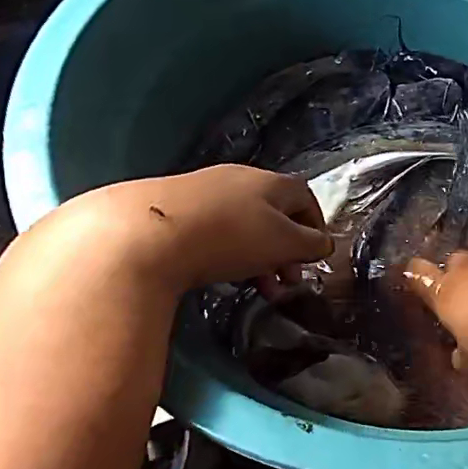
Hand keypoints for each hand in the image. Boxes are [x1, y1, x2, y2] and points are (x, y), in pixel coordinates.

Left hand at [38, 165, 332, 288]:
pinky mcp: (175, 210)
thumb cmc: (229, 236)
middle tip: (287, 281)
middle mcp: (239, 179)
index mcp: (270, 182)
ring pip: (246, 225)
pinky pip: (216, 231)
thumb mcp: (284, 243)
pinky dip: (230, 254)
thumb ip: (311, 244)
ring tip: (259, 289)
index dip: (317, 228)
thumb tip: (323, 244)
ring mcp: (204, 192)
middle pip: (275, 214)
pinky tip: (223, 275)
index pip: (306, 198)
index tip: (315, 257)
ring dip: (260, 257)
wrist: (144, 235)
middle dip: (286, 250)